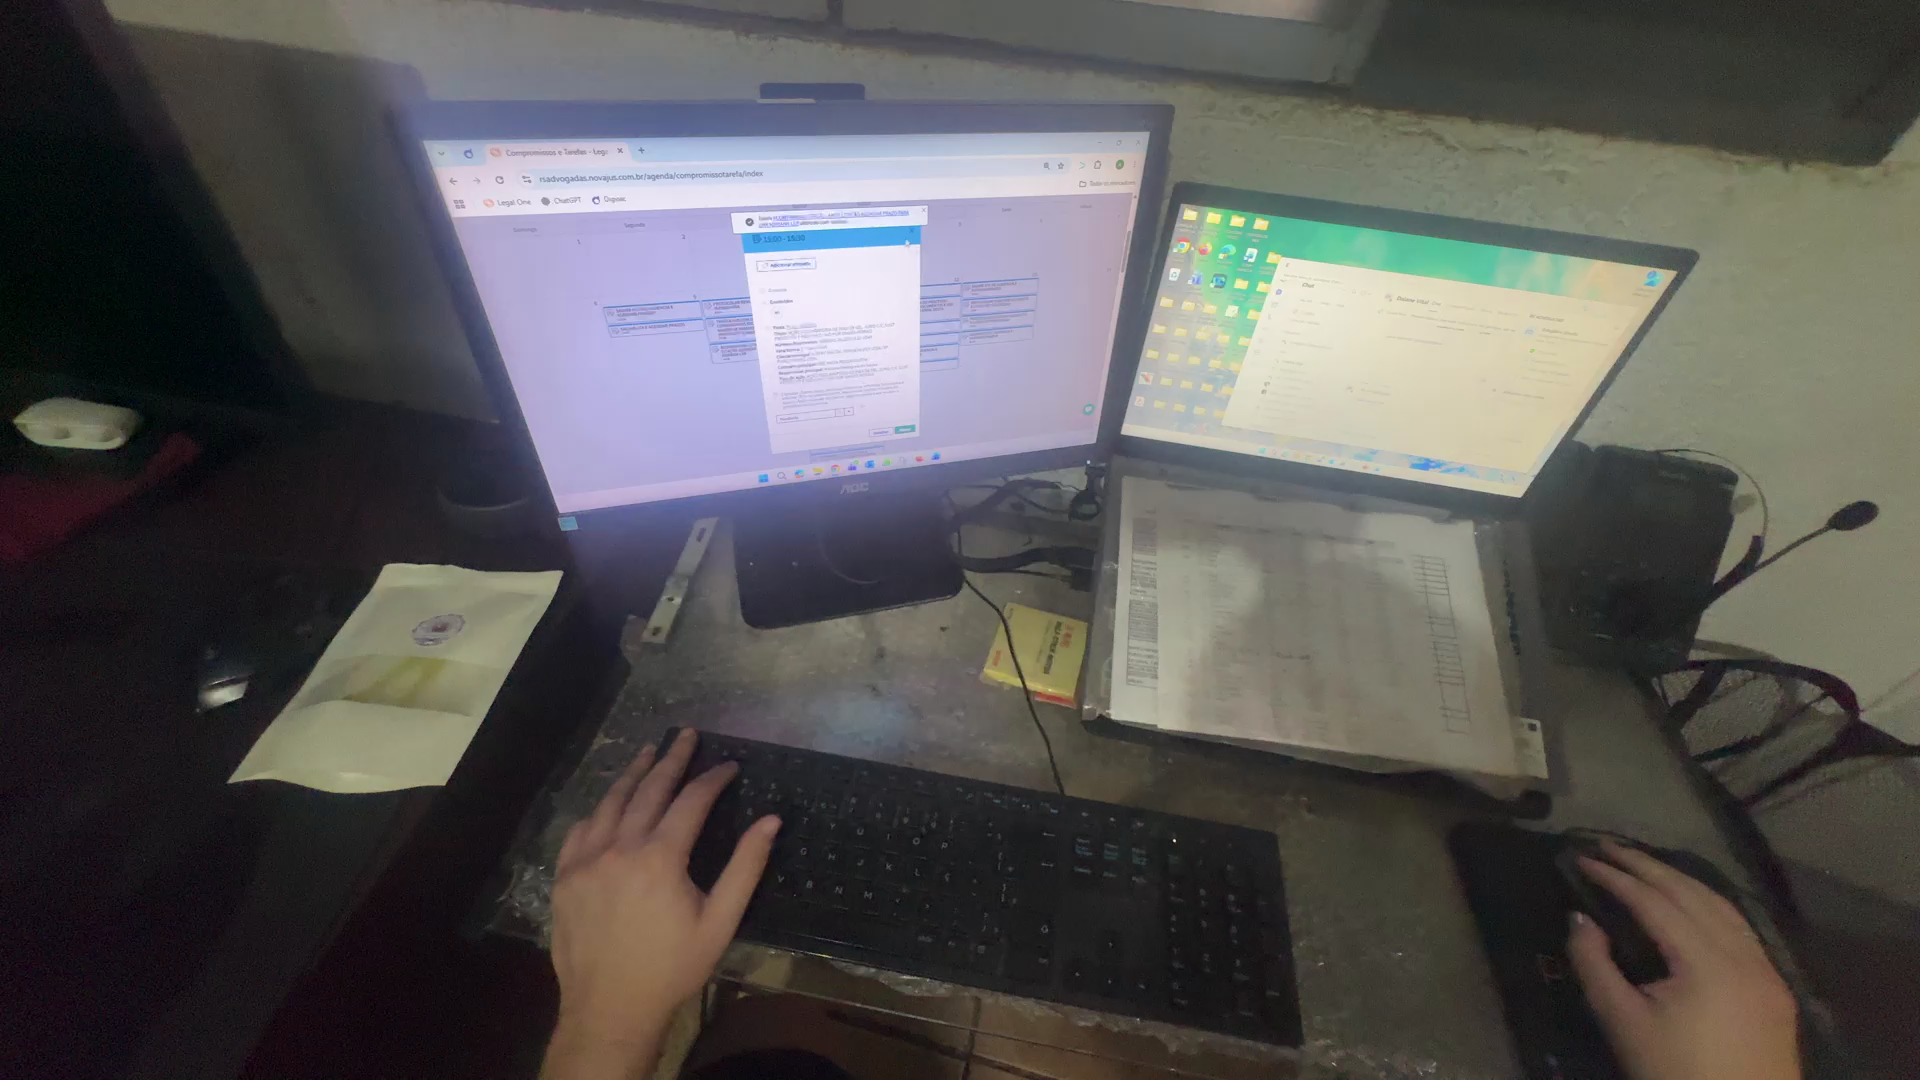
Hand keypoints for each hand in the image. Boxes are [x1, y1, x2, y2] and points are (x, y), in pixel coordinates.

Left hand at [540, 730, 779, 1079]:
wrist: (608, 1013)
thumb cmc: (672, 967)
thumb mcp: (721, 920)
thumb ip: (746, 866)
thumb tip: (771, 820)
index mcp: (660, 857)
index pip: (692, 800)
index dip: (713, 778)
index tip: (730, 765)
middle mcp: (620, 849)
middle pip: (650, 789)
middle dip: (673, 759)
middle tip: (687, 734)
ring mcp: (586, 862)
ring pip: (611, 802)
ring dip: (633, 773)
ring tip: (649, 751)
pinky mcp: (564, 879)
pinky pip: (580, 831)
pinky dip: (599, 809)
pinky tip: (609, 803)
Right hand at [1567, 839, 1798, 1079]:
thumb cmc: (1674, 1070)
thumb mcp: (1619, 1017)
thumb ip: (1592, 960)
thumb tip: (1580, 917)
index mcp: (1709, 967)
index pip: (1655, 903)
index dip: (1614, 876)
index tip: (1579, 857)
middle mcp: (1745, 961)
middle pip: (1692, 895)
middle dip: (1645, 865)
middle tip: (1604, 845)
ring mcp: (1767, 976)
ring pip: (1722, 907)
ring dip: (1677, 878)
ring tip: (1639, 862)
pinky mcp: (1773, 990)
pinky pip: (1738, 927)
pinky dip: (1704, 901)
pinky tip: (1683, 897)